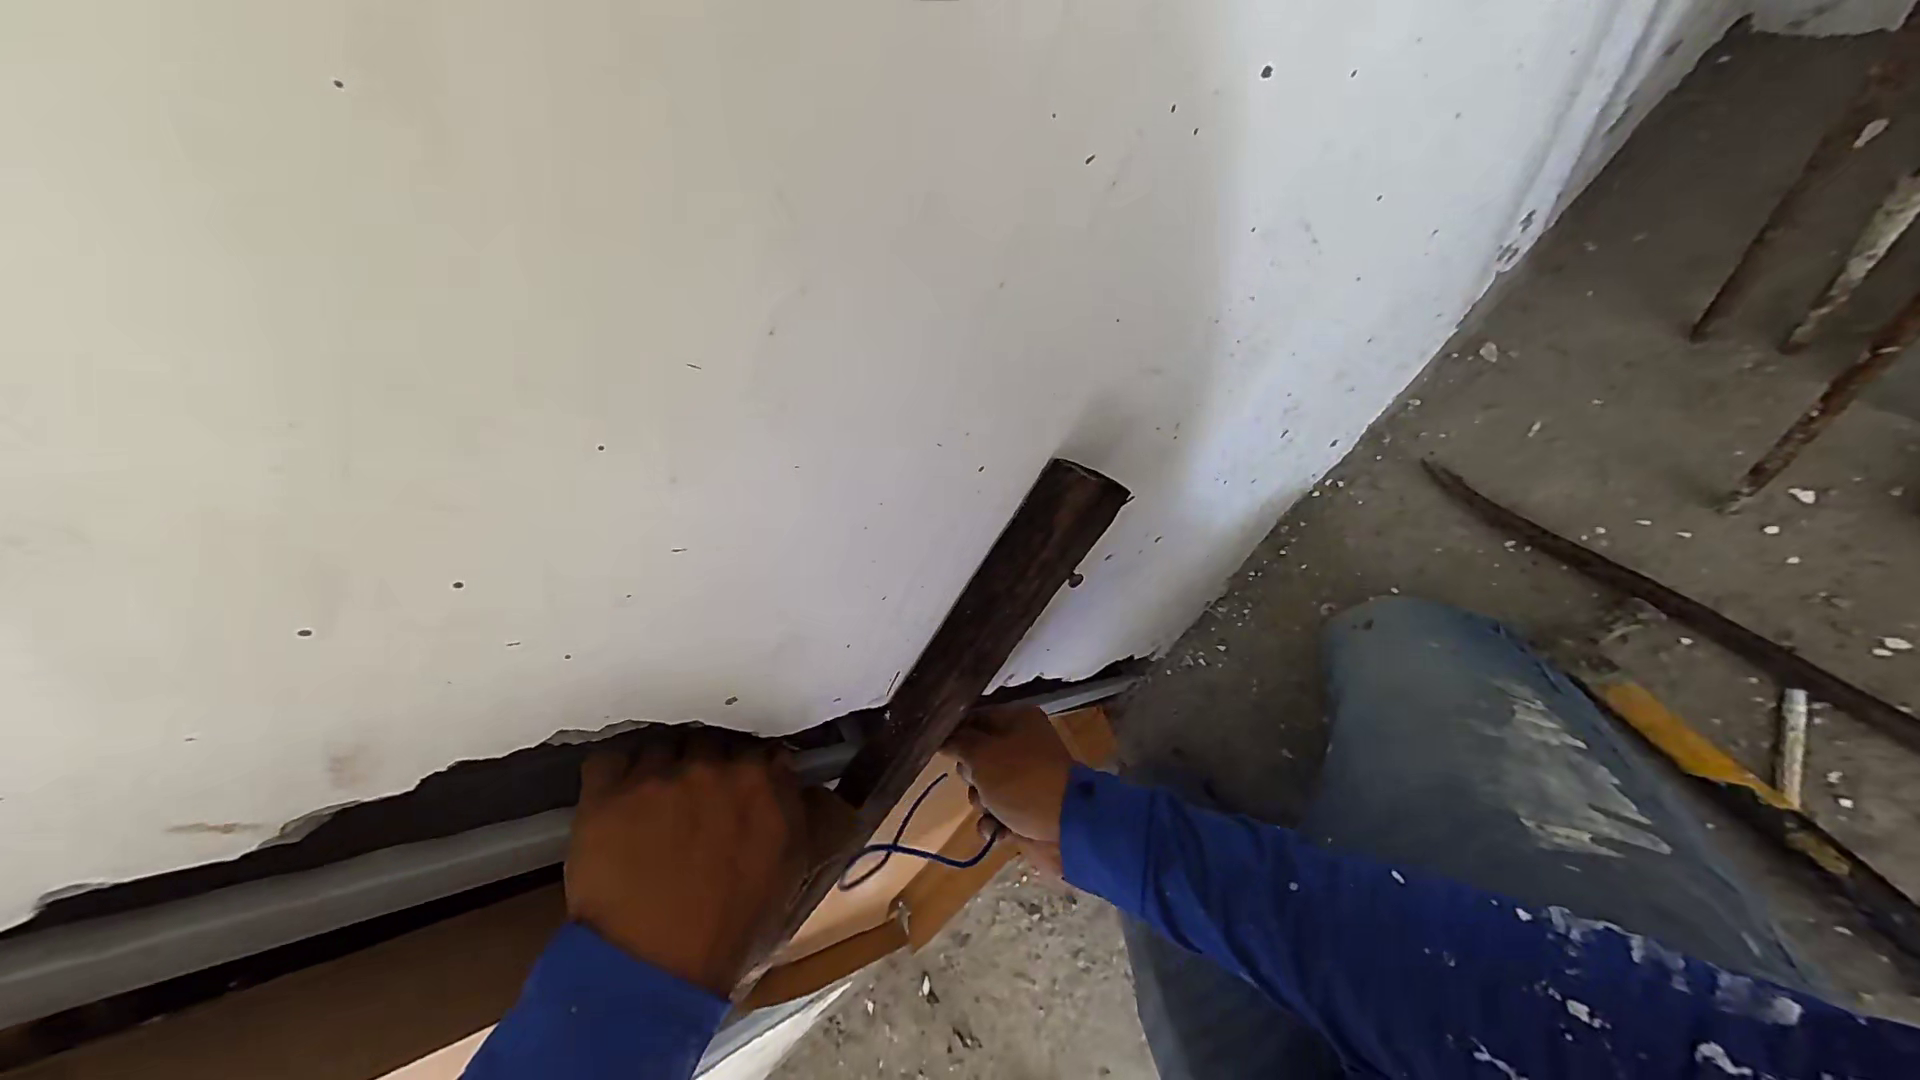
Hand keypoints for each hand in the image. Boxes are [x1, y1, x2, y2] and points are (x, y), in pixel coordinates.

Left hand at [565, 730, 843, 995]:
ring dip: (661, 764)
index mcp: (761, 780)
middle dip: (705, 761)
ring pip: (661, 744)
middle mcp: (712, 765)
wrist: (654, 971)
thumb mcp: (791, 864)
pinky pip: (609, 757)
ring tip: (653, 794)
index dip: (749, 764)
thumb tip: (786, 769)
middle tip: (694, 792)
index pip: (759, 748)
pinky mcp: (606, 794)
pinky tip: (617, 790)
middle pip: (708, 740)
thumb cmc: (733, 925)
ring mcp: (657, 776)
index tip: (740, 781)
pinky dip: (614, 769)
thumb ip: (793, 806)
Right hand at [945, 706, 1074, 871]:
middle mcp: (1021, 746)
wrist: (1067, 828)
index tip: (940, 748)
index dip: (955, 733)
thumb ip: (958, 742)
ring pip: (983, 787)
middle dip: (970, 774)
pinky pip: (995, 814)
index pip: (975, 718)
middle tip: (979, 781)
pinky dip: (993, 824)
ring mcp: (1024, 780)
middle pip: (975, 755)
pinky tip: (998, 829)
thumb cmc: (1022, 781)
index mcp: (1017, 721)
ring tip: (993, 809)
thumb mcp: (983, 754)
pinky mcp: (1025, 810)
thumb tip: (943, 735)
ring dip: (981, 802)